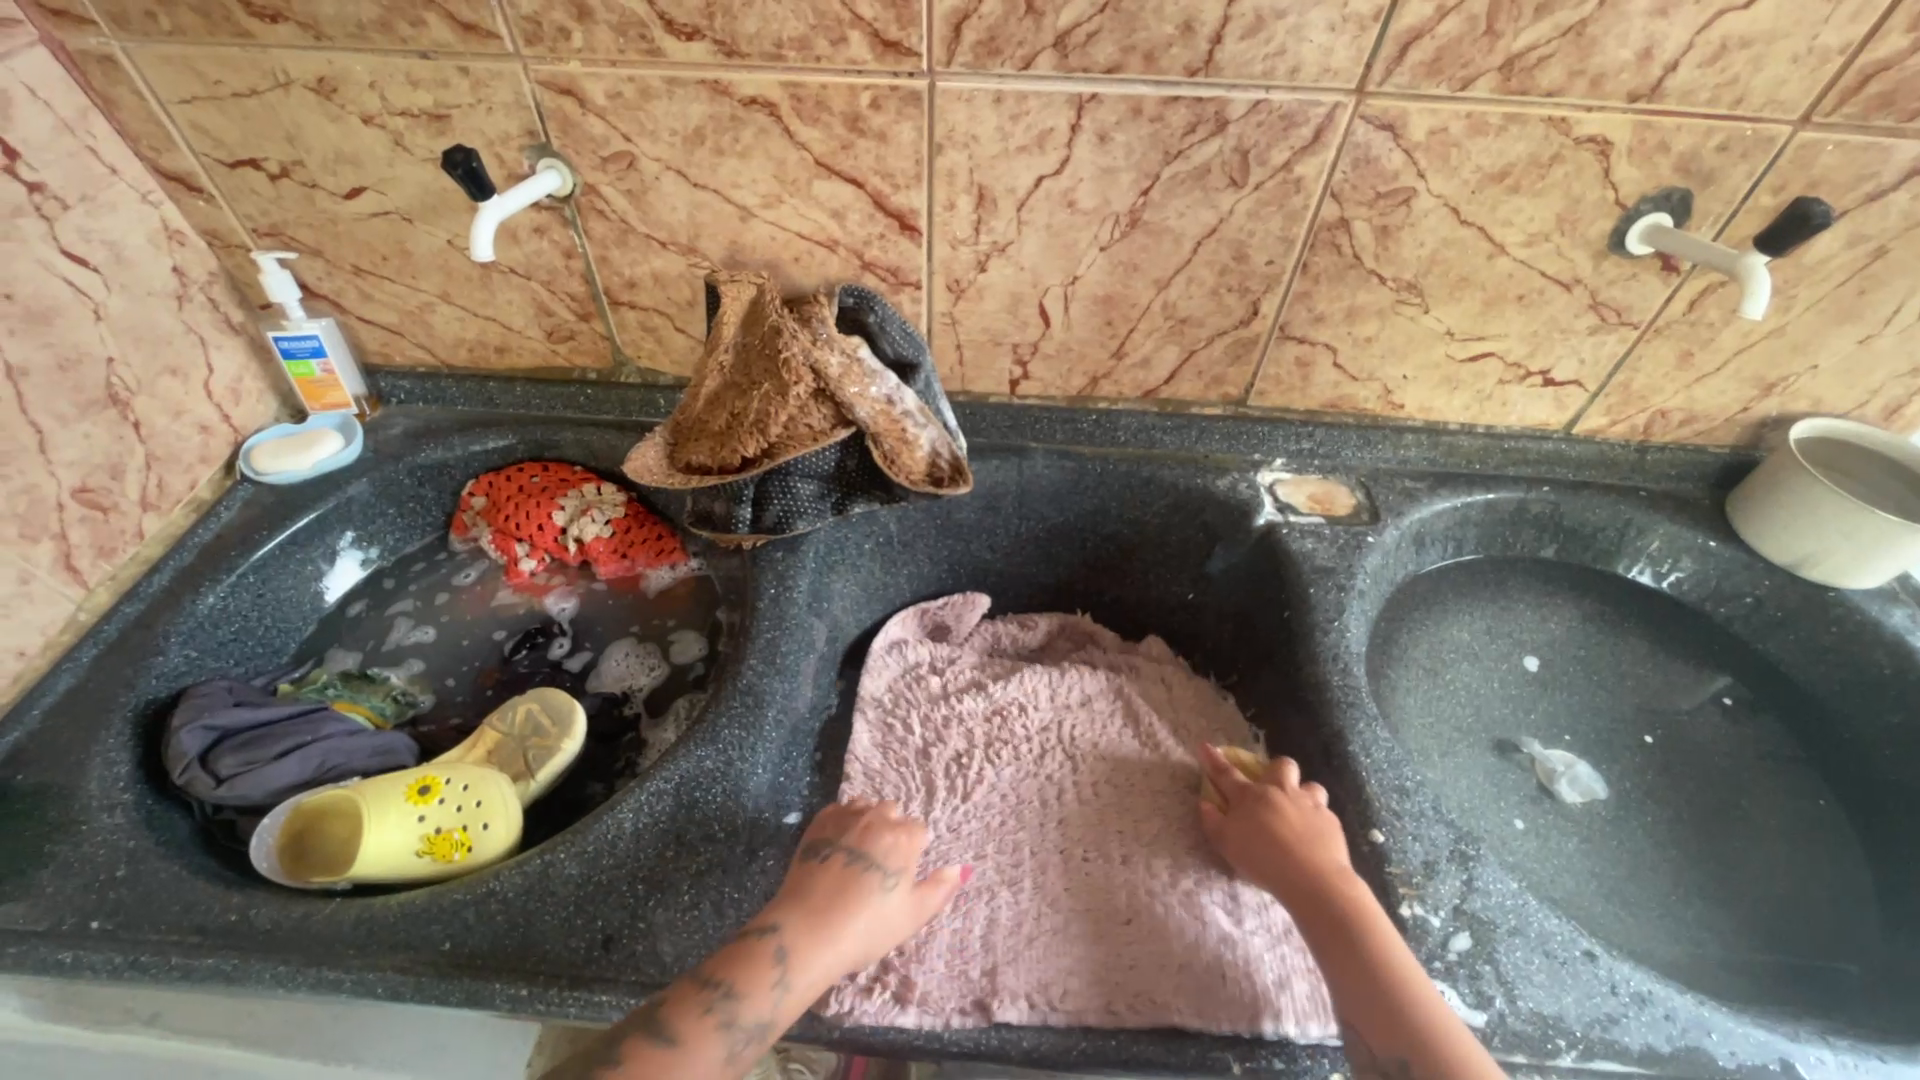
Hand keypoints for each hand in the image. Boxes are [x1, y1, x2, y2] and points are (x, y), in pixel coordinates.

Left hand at [764, 799, 968, 981]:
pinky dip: (843, 821)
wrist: (808, 932)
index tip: (902, 874)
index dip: (914, 851)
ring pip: (866, 806)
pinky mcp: (818, 824)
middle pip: (893, 813)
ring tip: (860, 853)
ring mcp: (845, 818)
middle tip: (881, 866)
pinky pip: (839, 810)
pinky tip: (838, 846)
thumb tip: (960, 868)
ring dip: (869, 821)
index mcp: (904, 837)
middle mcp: (877, 818)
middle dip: (893, 831)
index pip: (919, 831)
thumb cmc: (867, 928)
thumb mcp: (913, 915)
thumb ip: (940, 888)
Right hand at [1197, 743, 1355, 908]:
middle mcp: (1280, 792)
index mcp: (1250, 796)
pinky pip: (1325, 812)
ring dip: (1304, 793)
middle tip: (1273, 787)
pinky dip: (1318, 819)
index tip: (1205, 746)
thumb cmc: (1261, 860)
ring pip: (1311, 785)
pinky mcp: (1331, 821)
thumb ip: (1212, 822)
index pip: (1226, 773)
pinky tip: (1314, 836)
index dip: (1214, 759)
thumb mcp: (1226, 844)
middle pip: (1281, 765)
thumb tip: (1205, 803)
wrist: (1311, 878)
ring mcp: (1309, 804)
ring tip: (1300, 811)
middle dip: (1276, 769)